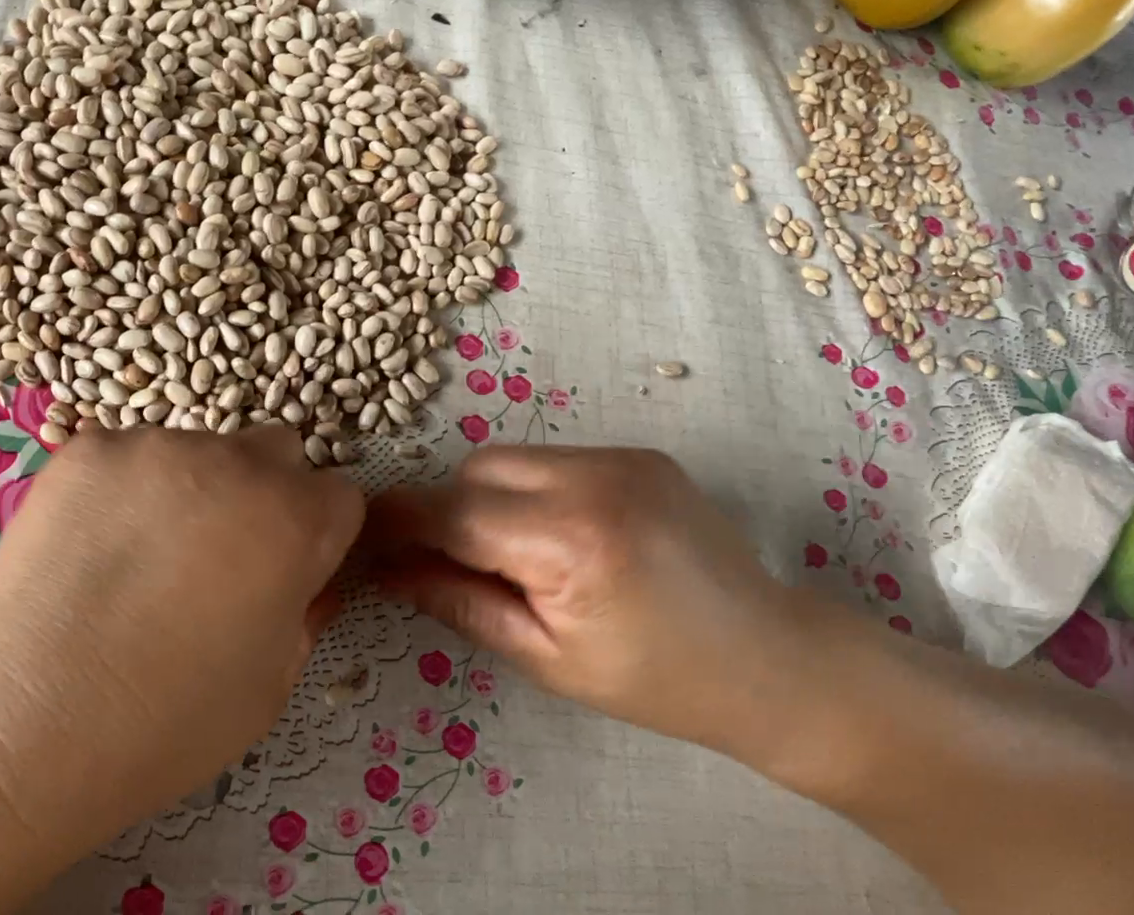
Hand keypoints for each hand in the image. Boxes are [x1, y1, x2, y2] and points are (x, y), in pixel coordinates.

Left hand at [0, 425, 362, 859]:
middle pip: (277, 453)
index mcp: (296, 521)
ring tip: (137, 559)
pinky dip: (125, 489)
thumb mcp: (270, 685)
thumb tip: (303, 579)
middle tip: (218, 556)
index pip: (339, 497)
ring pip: (199, 452)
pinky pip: (130, 457)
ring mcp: (157, 446)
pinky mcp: (88, 447)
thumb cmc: (165, 721)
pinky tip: (91, 546)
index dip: (317, 536)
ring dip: (191, 489)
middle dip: (266, 493)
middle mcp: (236, 463)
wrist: (23, 719)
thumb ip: (304, 613)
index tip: (287, 570)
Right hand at [365, 446, 804, 749]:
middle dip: (448, 511)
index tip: (361, 536)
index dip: (396, 522)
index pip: (450, 512)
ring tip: (516, 554)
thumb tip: (385, 569)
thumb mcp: (543, 657)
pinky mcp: (638, 452)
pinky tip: (561, 536)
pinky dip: (532, 489)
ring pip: (509, 457)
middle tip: (455, 565)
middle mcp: (591, 478)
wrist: (773, 660)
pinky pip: (552, 458)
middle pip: (474, 470)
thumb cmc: (655, 681)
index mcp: (568, 541)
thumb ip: (457, 602)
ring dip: (489, 497)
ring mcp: (620, 456)